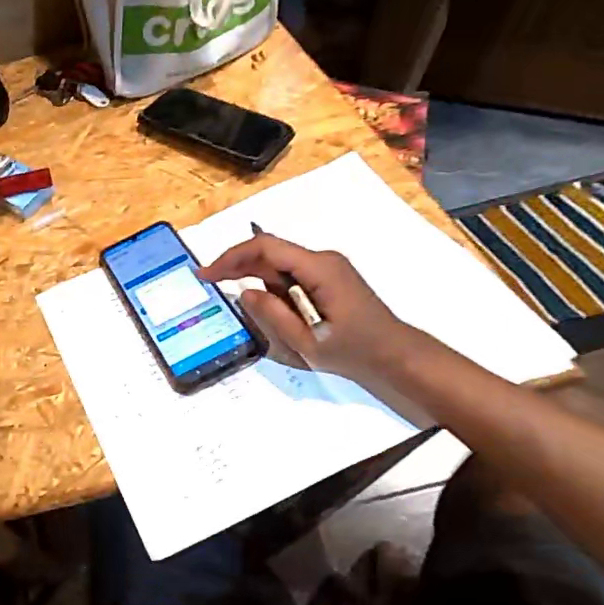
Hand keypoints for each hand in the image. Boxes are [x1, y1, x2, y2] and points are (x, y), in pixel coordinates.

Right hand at [200, 234, 414, 378]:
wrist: (396, 356)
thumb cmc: (355, 351)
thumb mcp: (308, 342)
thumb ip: (273, 316)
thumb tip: (245, 293)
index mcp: (319, 269)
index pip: (266, 248)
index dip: (232, 257)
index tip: (207, 274)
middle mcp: (323, 260)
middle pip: (270, 251)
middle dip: (237, 264)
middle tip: (209, 282)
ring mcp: (327, 267)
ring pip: (279, 262)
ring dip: (252, 274)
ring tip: (228, 292)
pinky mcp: (328, 278)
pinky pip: (291, 273)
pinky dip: (269, 283)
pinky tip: (259, 300)